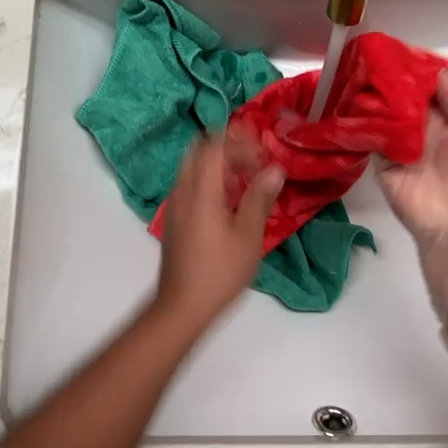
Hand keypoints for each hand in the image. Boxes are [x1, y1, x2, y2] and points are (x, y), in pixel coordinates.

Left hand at [153, 129, 283, 331]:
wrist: (180, 307)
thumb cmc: (219, 273)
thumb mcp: (248, 237)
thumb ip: (259, 199)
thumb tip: (274, 170)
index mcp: (201, 190)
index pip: (214, 146)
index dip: (239, 141)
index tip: (262, 153)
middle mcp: (182, 190)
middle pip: (199, 150)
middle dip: (226, 147)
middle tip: (252, 160)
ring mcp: (174, 204)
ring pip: (192, 167)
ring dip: (217, 164)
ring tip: (244, 180)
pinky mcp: (173, 219)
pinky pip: (189, 184)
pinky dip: (208, 180)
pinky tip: (226, 202)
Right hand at [379, 71, 447, 358]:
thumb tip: (436, 72)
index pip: (429, 87)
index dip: (415, 69)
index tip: (396, 50)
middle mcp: (423, 127)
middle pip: (402, 96)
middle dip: (389, 78)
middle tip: (369, 55)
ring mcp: (400, 143)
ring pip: (383, 112)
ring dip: (372, 95)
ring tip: (356, 71)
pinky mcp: (381, 160)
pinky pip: (369, 134)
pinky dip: (360, 119)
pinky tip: (350, 100)